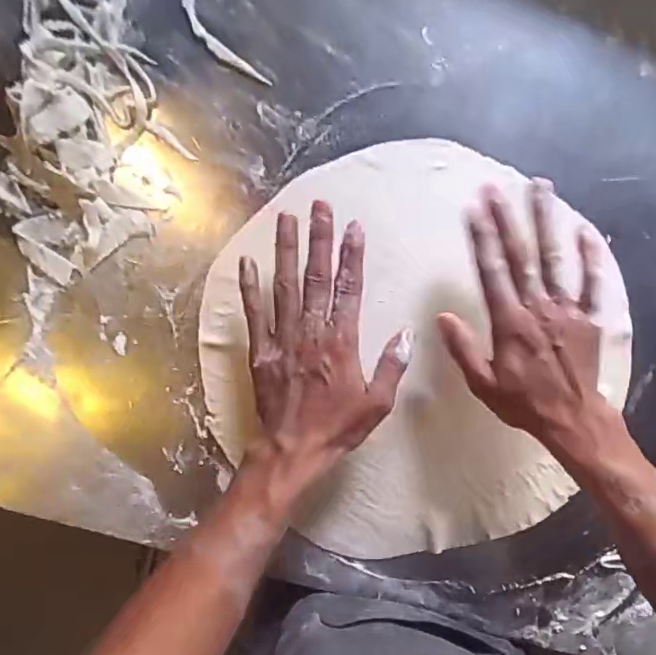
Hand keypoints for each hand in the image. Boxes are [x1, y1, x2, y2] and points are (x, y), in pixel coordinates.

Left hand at [239, 200, 409, 494]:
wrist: (291, 448)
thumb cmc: (337, 429)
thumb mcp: (376, 405)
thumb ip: (391, 367)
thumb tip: (407, 334)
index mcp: (342, 343)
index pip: (349, 290)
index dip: (352, 257)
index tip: (354, 228)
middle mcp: (312, 333)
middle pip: (317, 278)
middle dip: (320, 239)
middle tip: (320, 206)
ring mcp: (283, 339)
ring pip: (285, 286)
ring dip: (286, 250)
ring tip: (286, 218)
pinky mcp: (261, 352)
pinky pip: (254, 314)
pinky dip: (250, 288)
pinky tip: (248, 262)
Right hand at [438, 180, 622, 467]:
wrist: (571, 418)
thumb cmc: (524, 404)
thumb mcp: (483, 385)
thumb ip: (463, 349)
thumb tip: (443, 318)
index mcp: (510, 323)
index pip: (492, 272)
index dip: (481, 239)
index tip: (473, 209)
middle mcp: (538, 308)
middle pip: (520, 256)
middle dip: (507, 220)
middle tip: (496, 188)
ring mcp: (567, 310)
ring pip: (556, 258)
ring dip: (546, 221)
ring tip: (540, 189)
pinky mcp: (589, 318)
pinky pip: (592, 282)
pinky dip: (591, 256)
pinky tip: (586, 231)